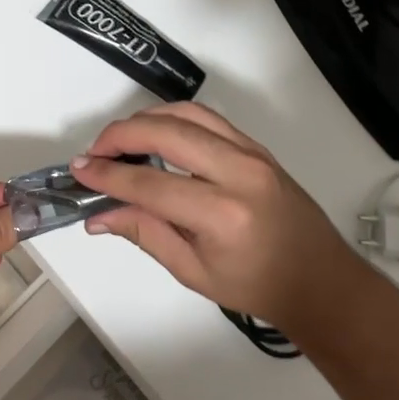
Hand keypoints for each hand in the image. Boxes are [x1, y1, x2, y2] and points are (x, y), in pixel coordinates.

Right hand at [71, 103, 354, 330]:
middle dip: (120, 135)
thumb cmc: (256, 286)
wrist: (319, 279)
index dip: (108, 175)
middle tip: (95, 153)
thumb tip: (97, 215)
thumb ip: (144, 233)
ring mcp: (251, 152)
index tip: (79, 170)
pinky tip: (154, 134)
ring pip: (185, 113)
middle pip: (165, 132)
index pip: (150, 183)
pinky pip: (206, 117)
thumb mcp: (193, 272)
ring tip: (120, 141)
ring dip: (145, 120)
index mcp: (222, 214)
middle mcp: (238, 173)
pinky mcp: (255, 145)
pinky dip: (172, 118)